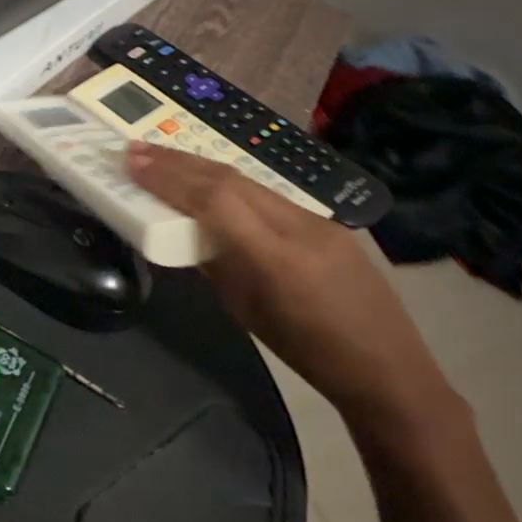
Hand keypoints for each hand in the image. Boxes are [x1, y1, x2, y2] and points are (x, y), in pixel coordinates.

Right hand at [124, 141, 460, 432]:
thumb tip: (184, 233)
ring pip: (250, 182)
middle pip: (230, 179)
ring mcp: (320, 222)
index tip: (131, 162)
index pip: (215, 199)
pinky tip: (208, 184)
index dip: (169, 176)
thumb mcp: (245, 312)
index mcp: (276, 259)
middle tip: (135, 150)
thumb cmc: (307, 355)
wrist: (389, 371)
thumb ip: (214, 264)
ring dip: (201, 167)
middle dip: (178, 162)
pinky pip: (269, 196)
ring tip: (162, 159)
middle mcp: (301, 228)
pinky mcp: (329, 224)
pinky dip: (230, 185)